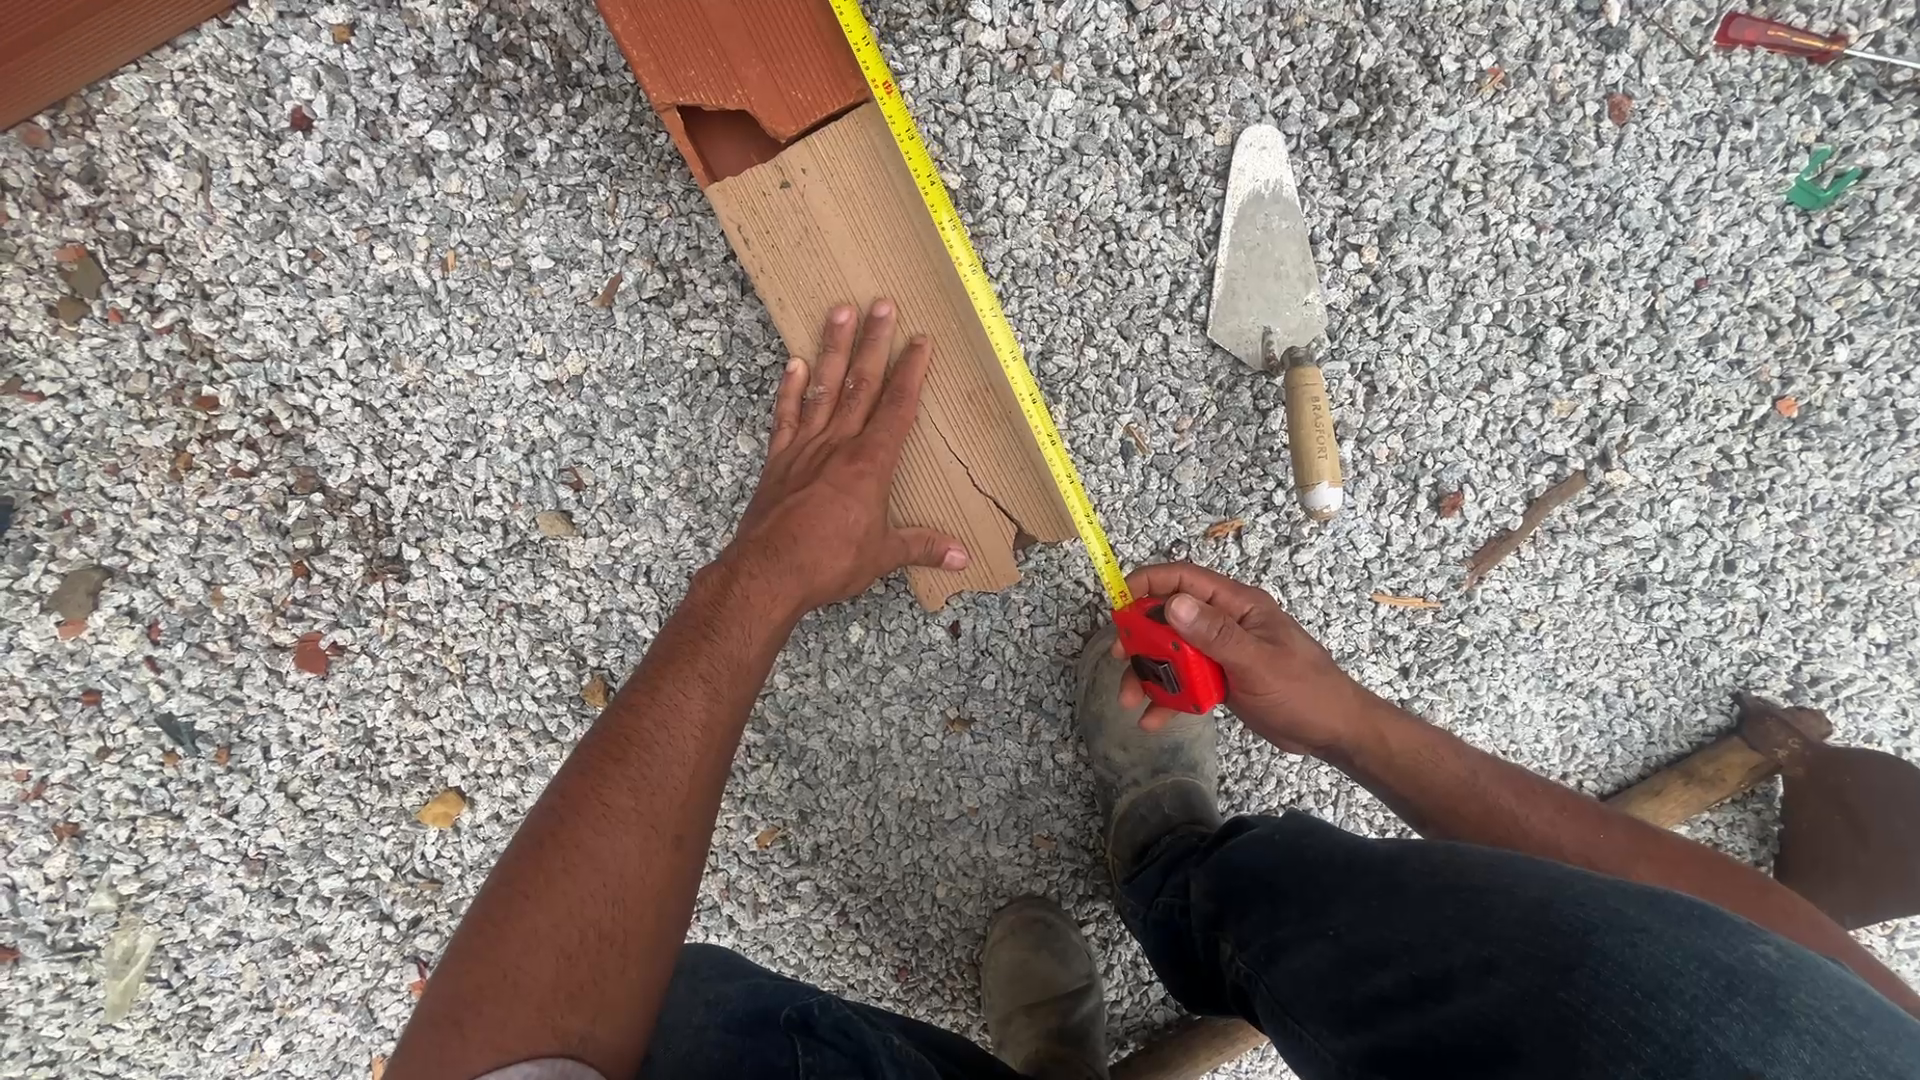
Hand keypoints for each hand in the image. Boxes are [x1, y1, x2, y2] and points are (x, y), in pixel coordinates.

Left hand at [719, 300, 968, 617]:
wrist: (768, 572)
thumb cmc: (828, 562)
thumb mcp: (882, 555)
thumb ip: (922, 546)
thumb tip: (962, 556)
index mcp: (870, 464)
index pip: (898, 407)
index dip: (912, 372)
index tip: (921, 340)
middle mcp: (838, 445)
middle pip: (861, 384)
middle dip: (875, 343)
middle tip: (882, 303)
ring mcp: (804, 448)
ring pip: (822, 388)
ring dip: (833, 349)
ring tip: (840, 312)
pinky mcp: (778, 460)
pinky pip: (785, 416)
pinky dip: (789, 390)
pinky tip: (793, 363)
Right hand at [1114, 562, 1363, 754]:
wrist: (1334, 732)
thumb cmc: (1304, 691)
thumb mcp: (1258, 662)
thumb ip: (1215, 634)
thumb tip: (1172, 604)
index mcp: (1237, 605)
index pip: (1184, 579)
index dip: (1148, 583)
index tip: (1119, 602)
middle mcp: (1223, 622)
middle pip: (1168, 618)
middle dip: (1140, 638)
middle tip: (1119, 657)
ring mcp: (1219, 651)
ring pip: (1170, 653)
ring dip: (1148, 674)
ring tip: (1129, 699)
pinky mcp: (1218, 679)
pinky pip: (1183, 682)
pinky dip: (1166, 699)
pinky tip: (1152, 719)